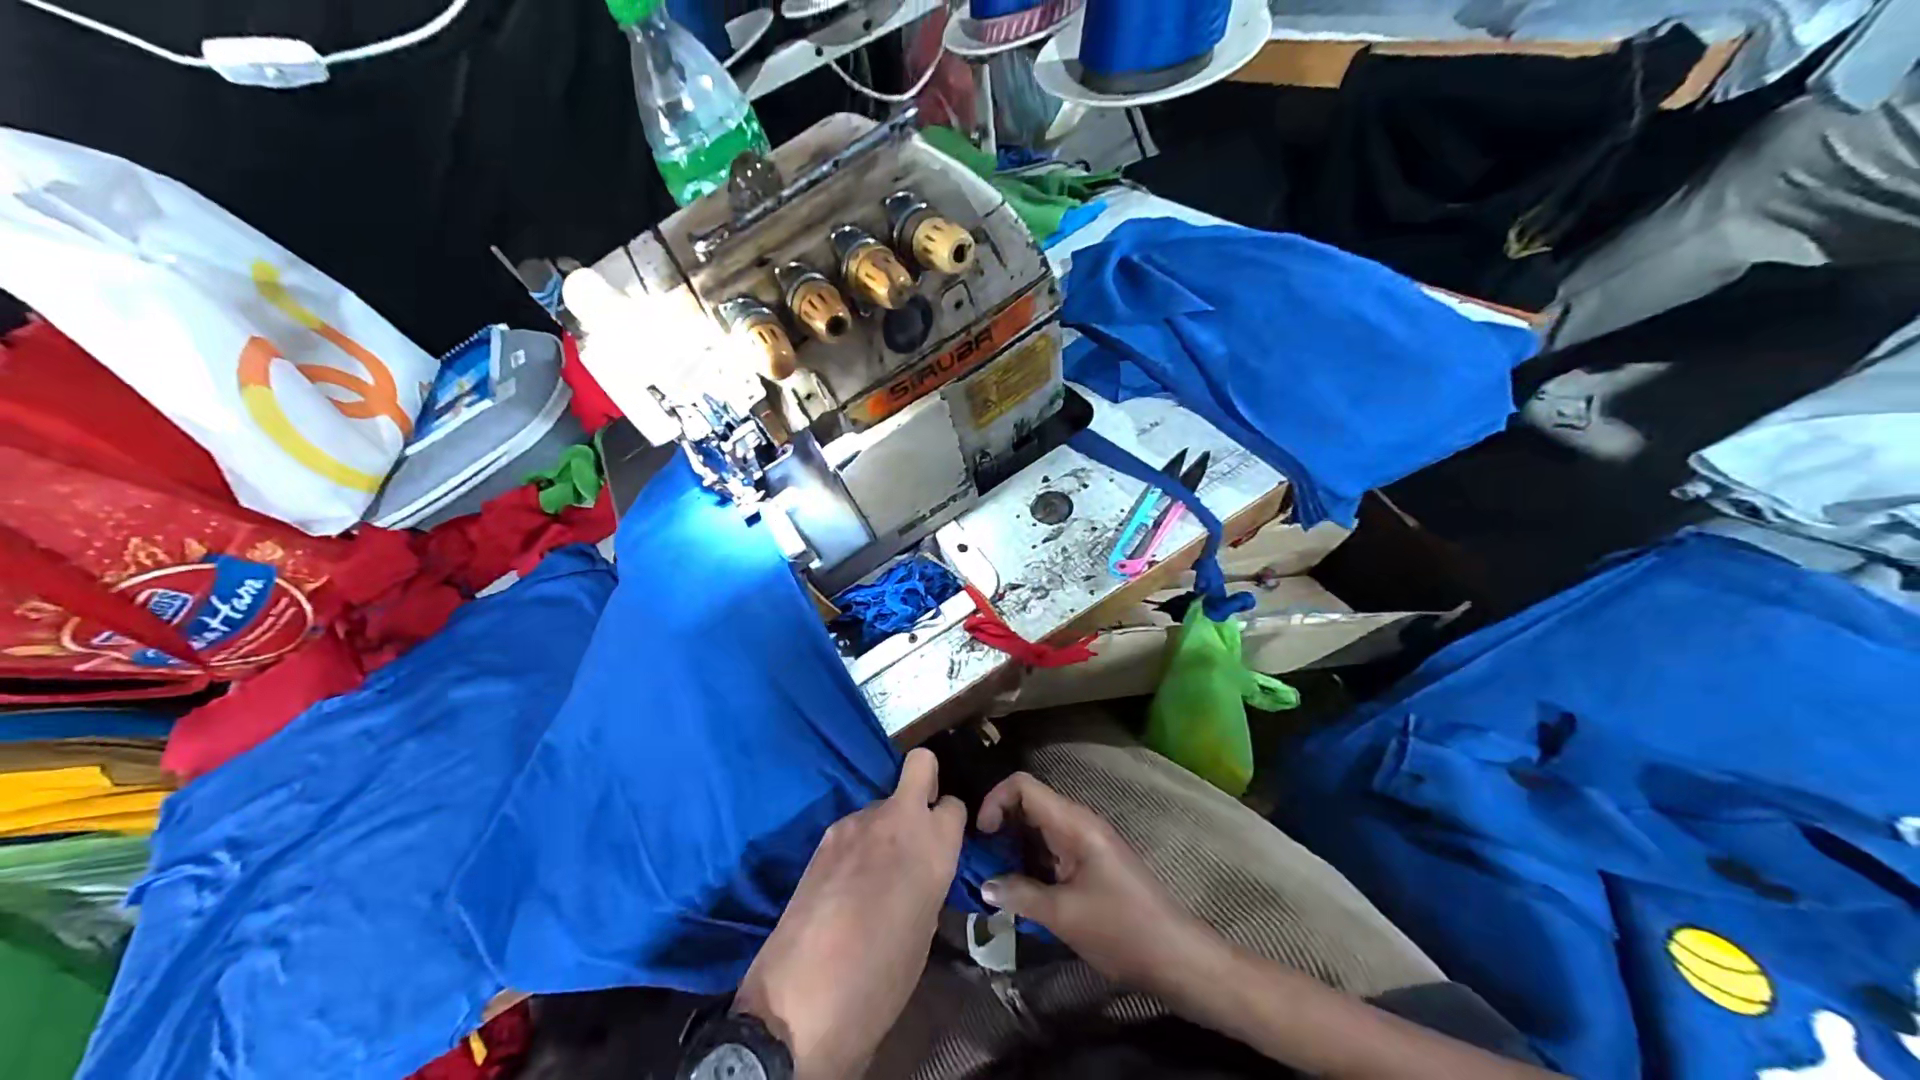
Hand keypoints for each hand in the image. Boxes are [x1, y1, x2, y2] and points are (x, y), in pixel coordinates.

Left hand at [733, 748, 965, 1079]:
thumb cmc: (882, 977)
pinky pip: (854, 827)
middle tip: (918, 824)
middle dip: (926, 782)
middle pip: (921, 764)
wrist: (801, 1000)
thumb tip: (922, 868)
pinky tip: (846, 884)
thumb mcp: (925, 928)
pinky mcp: (823, 836)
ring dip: (884, 826)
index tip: (945, 842)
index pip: (955, 803)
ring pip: (882, 804)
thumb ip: (929, 879)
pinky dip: (858, 845)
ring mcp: (856, 822)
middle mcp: (897, 820)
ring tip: (874, 874)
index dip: (950, 821)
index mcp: (934, 845)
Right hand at [976, 772, 1210, 991]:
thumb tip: (984, 885)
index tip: (981, 836)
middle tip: (978, 860)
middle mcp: (1078, 824)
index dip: (995, 800)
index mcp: (1074, 823)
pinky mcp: (1089, 864)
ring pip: (1037, 829)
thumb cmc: (1121, 929)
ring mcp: (1085, 844)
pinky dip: (1028, 862)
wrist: (1176, 956)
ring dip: (1011, 847)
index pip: (1023, 786)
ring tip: (990, 877)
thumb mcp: (1063, 916)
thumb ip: (1020, 895)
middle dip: (998, 826)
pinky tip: (1016, 890)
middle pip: (1027, 804)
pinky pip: (1049, 850)